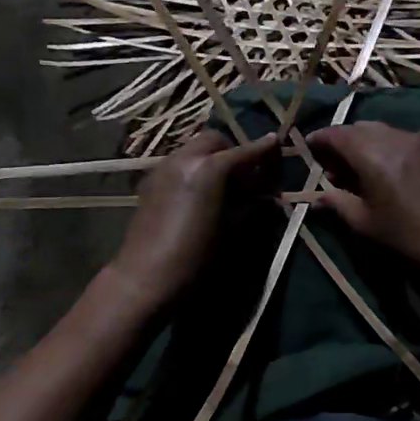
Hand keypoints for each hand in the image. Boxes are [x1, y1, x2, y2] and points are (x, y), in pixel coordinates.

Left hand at [108, 130, 276, 300]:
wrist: (143, 279)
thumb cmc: (195, 260)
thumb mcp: (232, 234)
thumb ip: (251, 207)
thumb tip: (265, 197)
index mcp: (209, 169)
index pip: (244, 152)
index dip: (264, 149)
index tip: (276, 143)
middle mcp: (184, 159)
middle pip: (214, 140)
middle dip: (233, 151)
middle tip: (247, 178)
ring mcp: (163, 168)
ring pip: (193, 149)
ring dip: (212, 159)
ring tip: (224, 188)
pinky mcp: (149, 183)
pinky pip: (178, 164)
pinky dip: (194, 169)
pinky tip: (199, 196)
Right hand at [307, 122, 419, 272]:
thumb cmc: (407, 232)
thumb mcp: (365, 222)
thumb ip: (338, 203)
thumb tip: (317, 198)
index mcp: (372, 154)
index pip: (338, 134)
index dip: (320, 139)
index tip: (307, 148)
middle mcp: (392, 139)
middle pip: (357, 128)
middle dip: (339, 141)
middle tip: (328, 164)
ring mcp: (413, 140)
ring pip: (377, 130)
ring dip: (360, 142)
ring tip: (352, 169)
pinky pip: (395, 137)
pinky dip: (379, 145)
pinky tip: (378, 169)